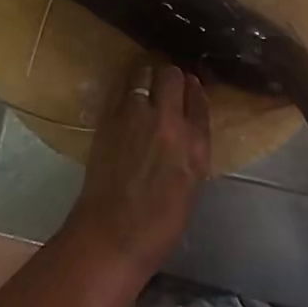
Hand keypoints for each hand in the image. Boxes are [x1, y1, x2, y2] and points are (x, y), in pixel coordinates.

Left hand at [63, 61, 211, 270]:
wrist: (113, 233)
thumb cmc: (158, 224)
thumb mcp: (190, 187)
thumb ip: (191, 151)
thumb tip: (186, 130)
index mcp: (194, 144)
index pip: (199, 101)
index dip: (195, 90)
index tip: (192, 86)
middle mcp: (167, 121)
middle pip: (172, 77)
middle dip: (171, 76)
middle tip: (167, 82)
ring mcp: (135, 114)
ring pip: (144, 73)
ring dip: (147, 74)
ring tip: (145, 80)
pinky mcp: (109, 115)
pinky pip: (120, 84)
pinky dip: (126, 81)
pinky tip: (126, 87)